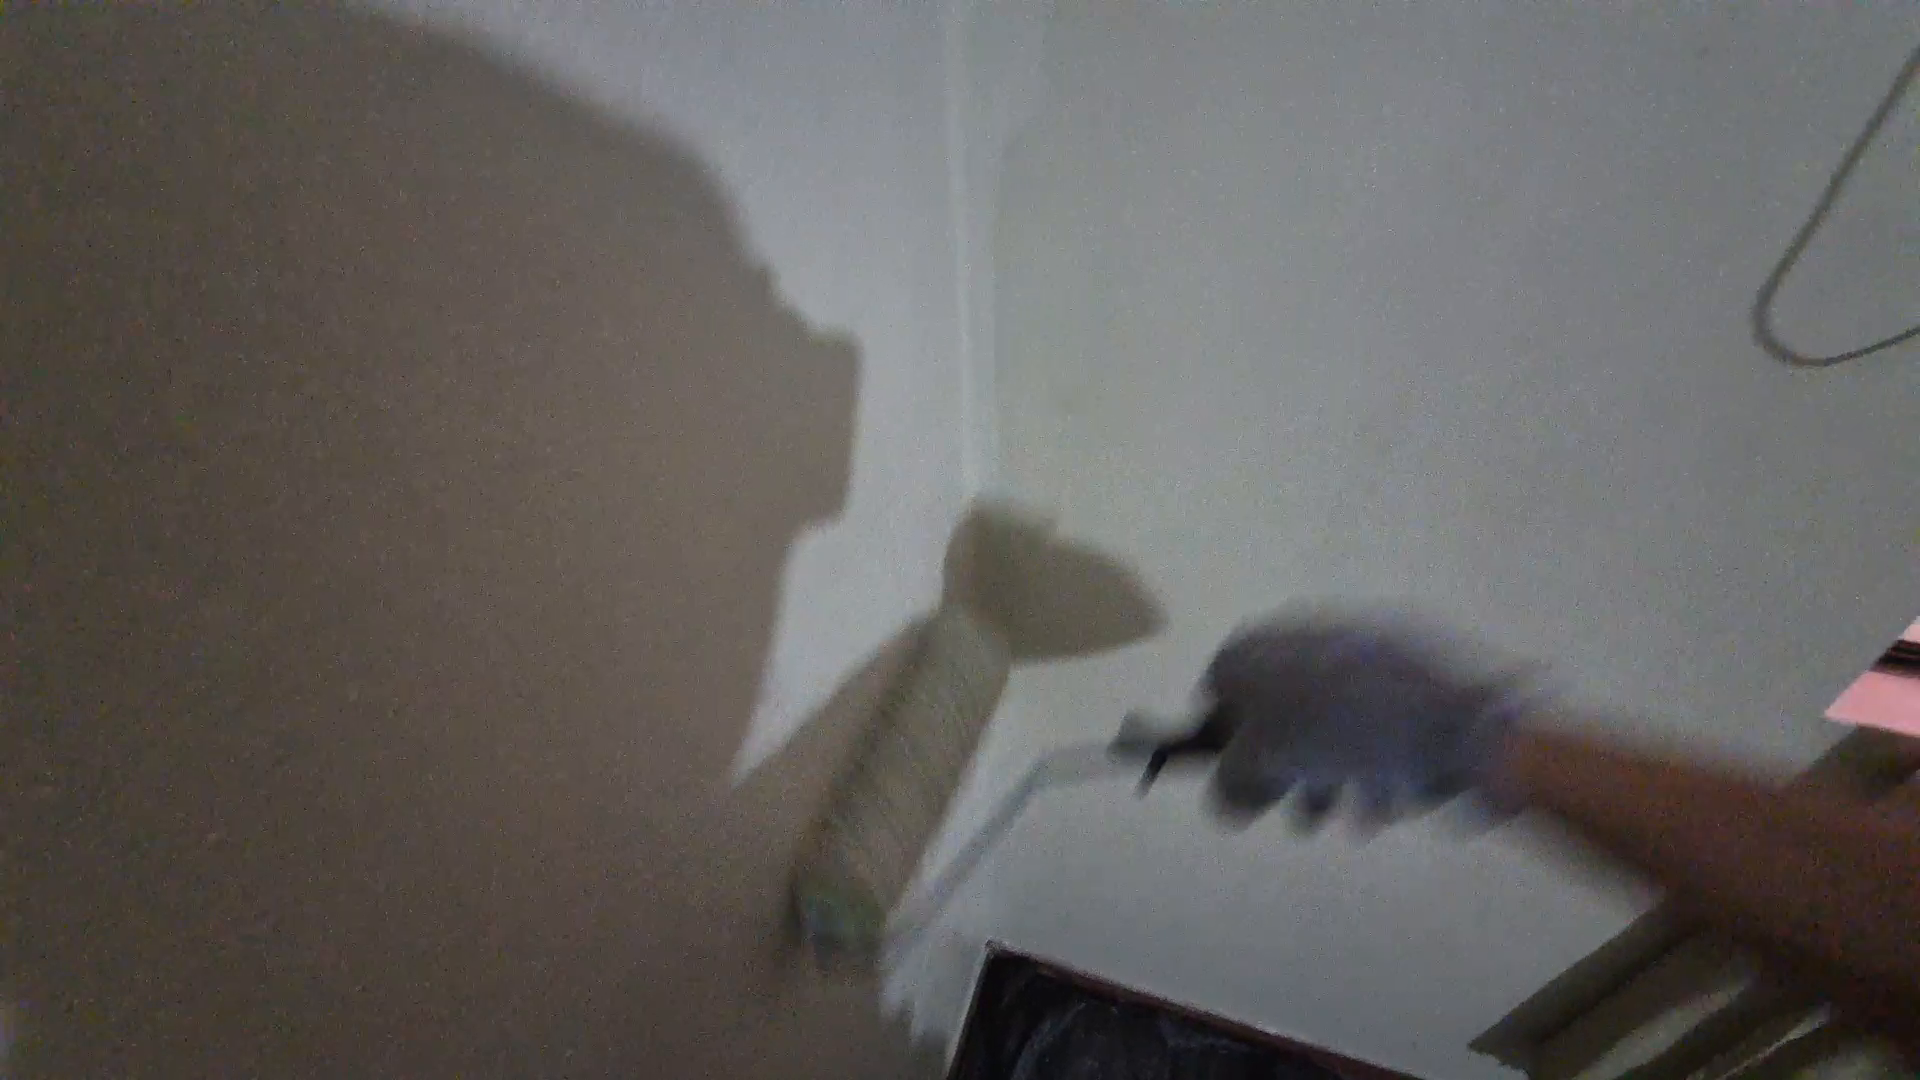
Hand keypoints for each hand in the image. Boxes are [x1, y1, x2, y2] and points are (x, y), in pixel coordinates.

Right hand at [1200, 612, 1523, 828]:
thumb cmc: (1336, 733)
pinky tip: (1391, 787)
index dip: (1230, 752)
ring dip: (1333, 770)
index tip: (1252, 791)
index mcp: (1247, 648)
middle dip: (1289, 770)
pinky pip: (1368, 702)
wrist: (1452, 709)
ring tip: (1357, 815)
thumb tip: (1223, 800)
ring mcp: (1346, 636)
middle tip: (1306, 815)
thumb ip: (1230, 784)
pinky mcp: (1399, 650)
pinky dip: (1371, 744)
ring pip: (1326, 713)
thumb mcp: (1263, 767)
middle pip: (1276, 710)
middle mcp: (1288, 632)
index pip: (1216, 699)